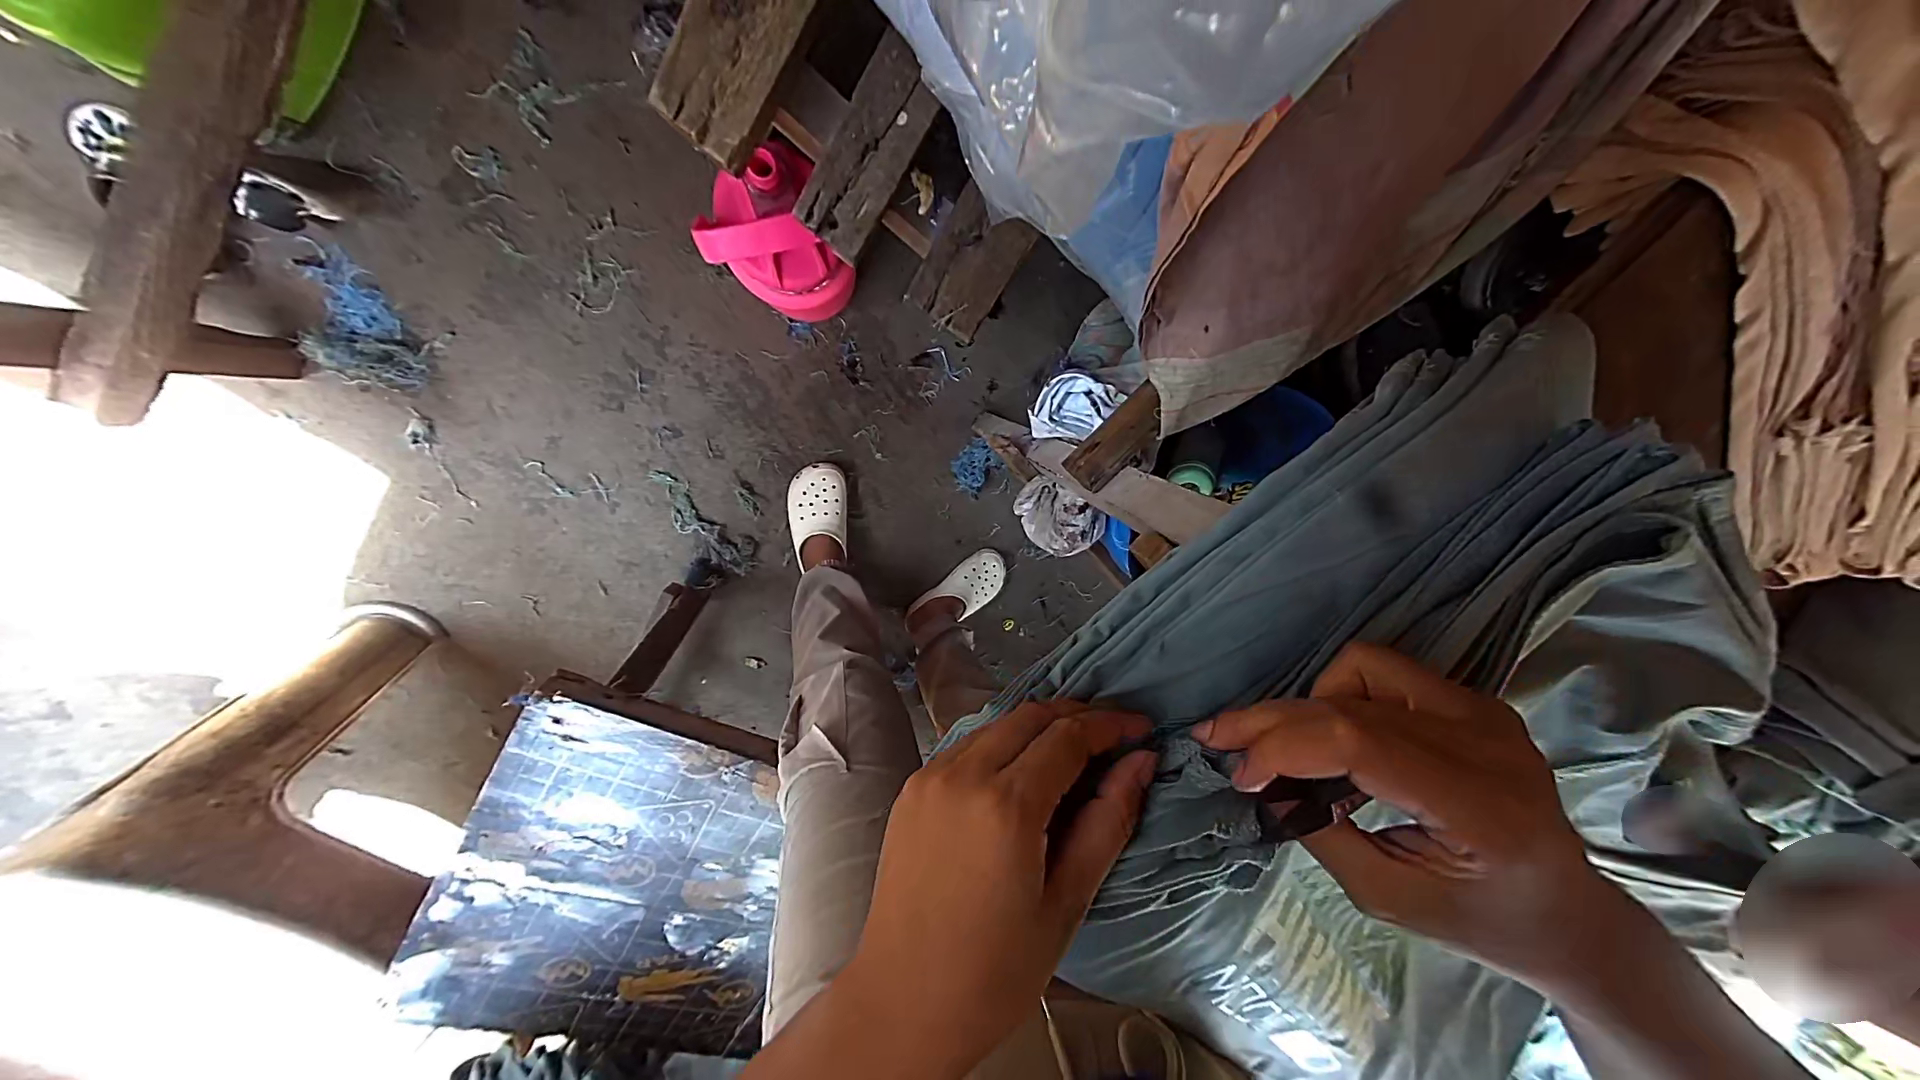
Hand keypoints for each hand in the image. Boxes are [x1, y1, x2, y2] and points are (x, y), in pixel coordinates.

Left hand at [840, 700, 1154, 1076]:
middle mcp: (961, 775)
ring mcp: (929, 777)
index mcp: (1005, 805)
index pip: (1067, 736)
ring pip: (996, 724)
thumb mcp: (1067, 901)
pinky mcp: (910, 789)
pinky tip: (1021, 771)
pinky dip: (1002, 743)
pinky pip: (965, 745)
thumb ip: (1107, 821)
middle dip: (1077, 714)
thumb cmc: (994, 970)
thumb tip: (1140, 762)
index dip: (1110, 724)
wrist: (903, 999)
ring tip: (1073, 751)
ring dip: (1038, 726)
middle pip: (1030, 716)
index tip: (1140, 727)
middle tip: (1112, 734)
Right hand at [1194, 642, 1612, 985]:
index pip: (1358, 741)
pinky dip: (1337, 695)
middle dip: (1269, 720)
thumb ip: (1320, 833)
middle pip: (1346, 703)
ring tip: (1282, 748)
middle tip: (1217, 738)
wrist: (1567, 911)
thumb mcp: (1387, 896)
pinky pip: (1379, 669)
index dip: (1284, 747)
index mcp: (1477, 804)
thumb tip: (1261, 783)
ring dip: (1306, 706)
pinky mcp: (1470, 700)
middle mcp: (1483, 741)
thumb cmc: (1479, 919)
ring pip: (1356, 669)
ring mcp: (1480, 712)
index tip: (1241, 775)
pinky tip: (1329, 736)